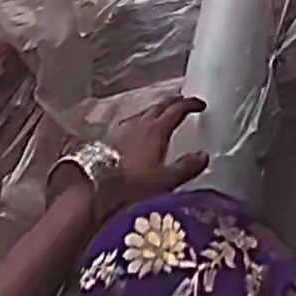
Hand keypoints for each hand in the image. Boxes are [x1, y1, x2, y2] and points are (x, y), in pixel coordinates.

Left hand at [53, 95, 209, 218]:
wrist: (91, 193)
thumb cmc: (131, 187)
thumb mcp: (164, 181)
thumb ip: (186, 168)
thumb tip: (204, 155)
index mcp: (156, 130)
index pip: (177, 109)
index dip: (190, 104)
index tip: (201, 104)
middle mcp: (140, 125)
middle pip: (160, 106)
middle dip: (174, 102)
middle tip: (183, 102)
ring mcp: (122, 131)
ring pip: (144, 113)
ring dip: (156, 110)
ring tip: (162, 113)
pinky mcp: (108, 140)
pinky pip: (129, 123)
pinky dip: (140, 121)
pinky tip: (136, 130)